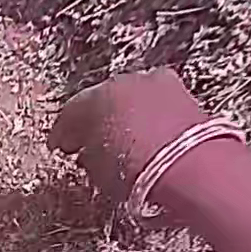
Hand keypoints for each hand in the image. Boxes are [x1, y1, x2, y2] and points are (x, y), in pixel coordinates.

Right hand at [49, 68, 208, 201]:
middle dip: (94, 122)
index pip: (71, 112)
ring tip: (119, 144)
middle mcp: (125, 80)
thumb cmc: (133, 171)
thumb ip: (87, 154)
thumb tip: (85, 151)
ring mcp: (158, 83)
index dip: (62, 132)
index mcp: (96, 97)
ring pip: (130, 100)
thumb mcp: (97, 170)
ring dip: (122, 119)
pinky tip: (145, 140)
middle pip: (102, 101)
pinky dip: (146, 120)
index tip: (58, 148)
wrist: (191, 167)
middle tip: (86, 145)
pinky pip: (154, 106)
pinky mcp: (184, 93)